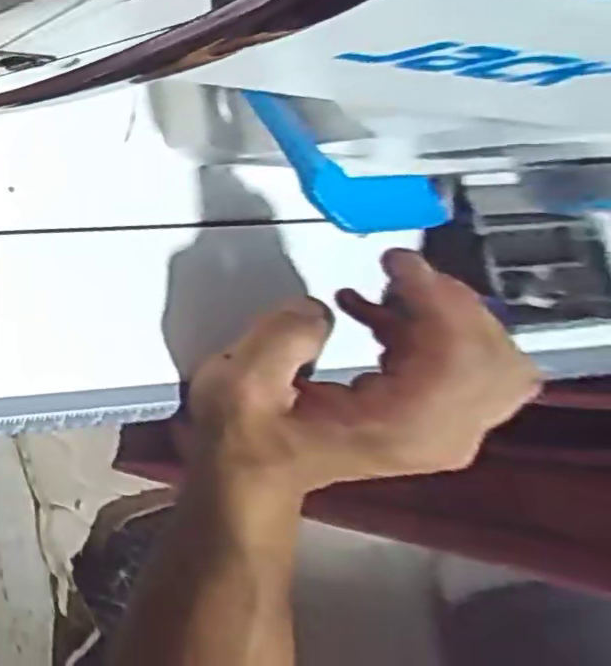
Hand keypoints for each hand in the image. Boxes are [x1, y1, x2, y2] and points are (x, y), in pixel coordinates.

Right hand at [185, 249, 541, 500]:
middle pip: (495, 360)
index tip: (396, 261)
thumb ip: (280, 338)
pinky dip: (433, 331)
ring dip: (448, 316)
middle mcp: (444, 433)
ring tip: (387, 283)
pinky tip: (376, 310)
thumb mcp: (241, 381)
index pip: (458, 356)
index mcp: (404, 425)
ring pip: (490, 364)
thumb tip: (316, 306)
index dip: (437, 302)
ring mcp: (444, 430)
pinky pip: (463, 369)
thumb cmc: (240, 432)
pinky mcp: (430, 420)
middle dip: (455, 305)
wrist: (249, 474)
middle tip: (398, 266)